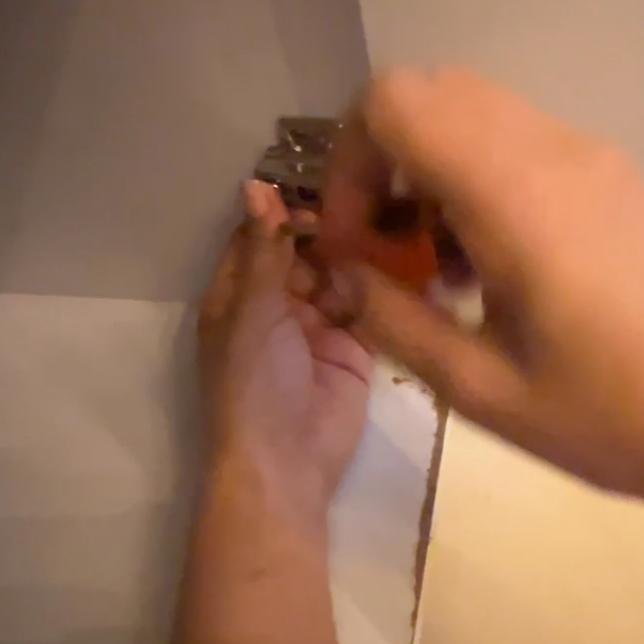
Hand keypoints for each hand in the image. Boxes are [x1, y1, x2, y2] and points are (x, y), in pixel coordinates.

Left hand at [199, 181, 373, 518]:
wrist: (289, 459)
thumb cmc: (254, 382)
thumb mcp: (253, 310)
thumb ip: (264, 250)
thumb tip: (256, 185)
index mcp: (238, 296)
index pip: (259, 239)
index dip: (284, 212)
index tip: (323, 184)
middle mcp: (277, 306)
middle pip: (304, 254)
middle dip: (329, 231)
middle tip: (368, 201)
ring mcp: (319, 326)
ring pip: (339, 277)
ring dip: (358, 256)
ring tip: (391, 223)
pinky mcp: (355, 347)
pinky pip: (368, 307)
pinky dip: (381, 288)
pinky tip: (405, 258)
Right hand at [315, 69, 643, 504]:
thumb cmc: (608, 418)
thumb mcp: (481, 389)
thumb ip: (394, 320)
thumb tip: (344, 273)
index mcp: (516, 194)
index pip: (394, 102)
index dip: (349, 162)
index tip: (355, 242)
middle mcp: (556, 150)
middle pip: (433, 94)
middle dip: (385, 163)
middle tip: (390, 250)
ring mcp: (594, 158)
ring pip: (478, 114)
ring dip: (434, 172)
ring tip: (443, 269)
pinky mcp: (615, 178)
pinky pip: (522, 143)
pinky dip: (480, 180)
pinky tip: (494, 265)